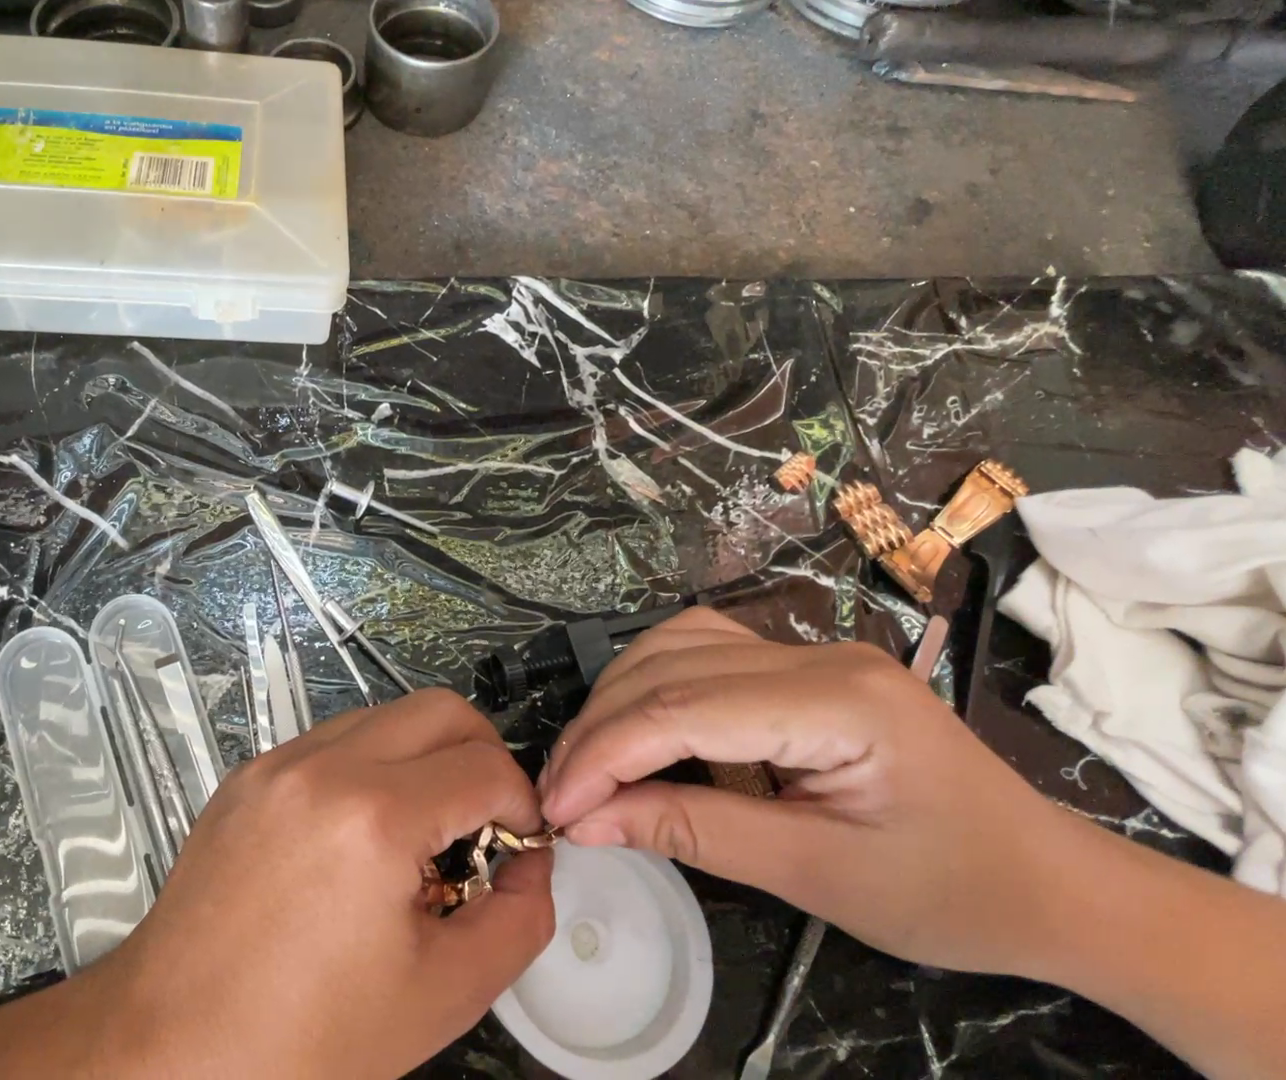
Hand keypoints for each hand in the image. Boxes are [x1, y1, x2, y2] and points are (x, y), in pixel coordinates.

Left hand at [99, 688, 554, 1078]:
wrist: (173, 1044)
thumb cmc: (303, 1036)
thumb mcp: (444, 993)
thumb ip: (519, 918)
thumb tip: (529, 863)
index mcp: (372, 816)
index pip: (486, 767)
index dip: (523, 805)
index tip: (518, 846)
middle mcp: (320, 767)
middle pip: (438, 709)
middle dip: (481, 754)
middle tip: (485, 822)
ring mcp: (274, 765)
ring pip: (381, 717)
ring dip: (420, 758)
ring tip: (418, 835)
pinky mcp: (246, 778)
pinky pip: (329, 743)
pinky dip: (366, 768)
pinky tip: (360, 838)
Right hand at [536, 607, 1081, 977]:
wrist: (1055, 884)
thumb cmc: (954, 893)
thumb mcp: (817, 875)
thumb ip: (693, 832)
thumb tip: (586, 820)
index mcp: (838, 701)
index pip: (682, 708)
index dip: (604, 756)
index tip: (556, 810)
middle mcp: (817, 653)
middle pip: (667, 668)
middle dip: (598, 731)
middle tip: (558, 797)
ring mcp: (809, 651)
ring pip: (673, 646)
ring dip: (616, 702)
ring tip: (585, 766)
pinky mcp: (800, 667)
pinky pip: (699, 653)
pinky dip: (649, 688)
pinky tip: (635, 728)